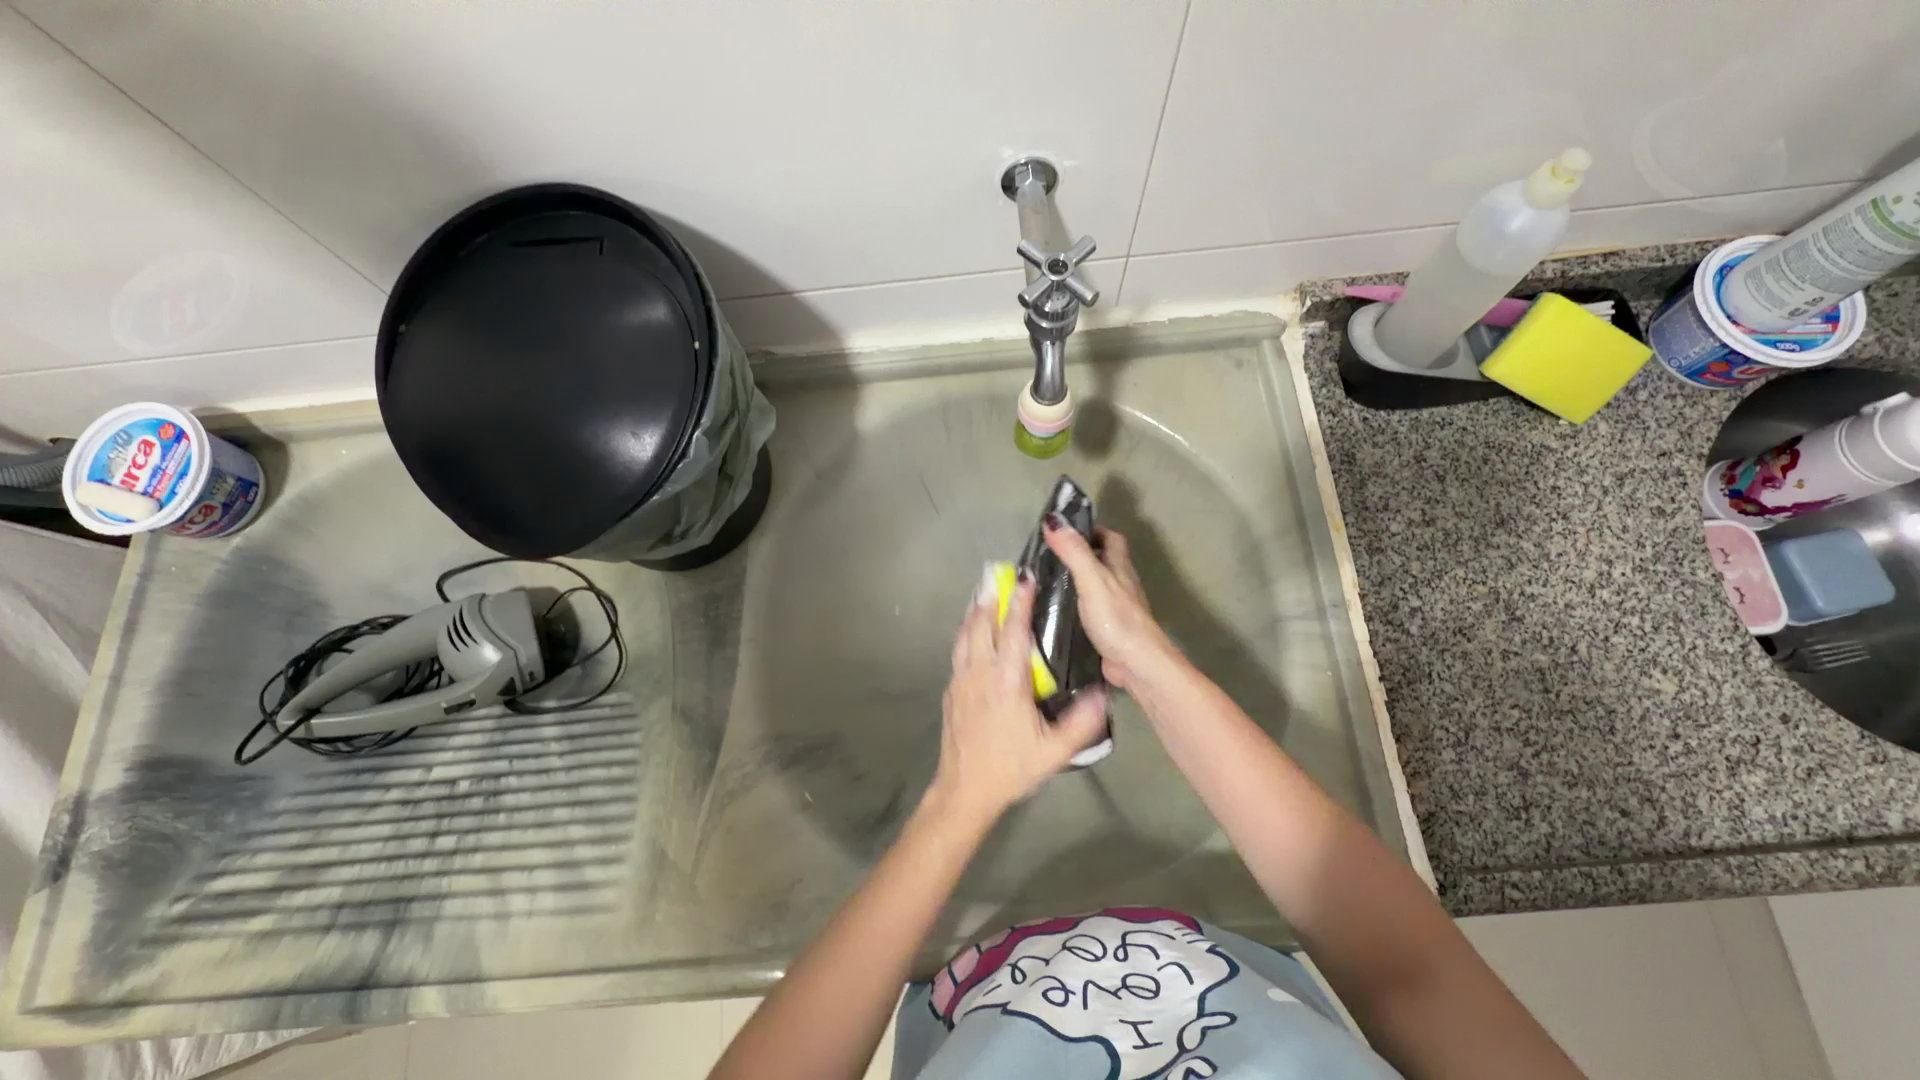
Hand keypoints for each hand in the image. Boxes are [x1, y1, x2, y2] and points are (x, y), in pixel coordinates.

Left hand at [929, 570, 1109, 821]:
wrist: (964, 791)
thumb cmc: (1011, 769)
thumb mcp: (1055, 752)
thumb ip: (1082, 722)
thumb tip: (1104, 692)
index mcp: (1006, 683)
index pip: (1013, 633)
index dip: (1020, 603)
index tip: (1026, 577)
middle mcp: (979, 674)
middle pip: (981, 625)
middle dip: (991, 597)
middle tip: (1000, 574)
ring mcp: (961, 681)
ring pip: (965, 635)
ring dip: (975, 611)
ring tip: (984, 592)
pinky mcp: (951, 692)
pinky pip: (958, 651)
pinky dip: (966, 632)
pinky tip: (971, 631)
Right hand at [1042, 521, 1181, 691]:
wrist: (1136, 664)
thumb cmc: (1117, 619)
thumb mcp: (1092, 580)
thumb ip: (1074, 552)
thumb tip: (1053, 520)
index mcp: (1120, 567)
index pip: (1111, 539)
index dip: (1092, 530)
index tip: (1065, 531)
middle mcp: (1121, 584)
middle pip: (1103, 561)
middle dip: (1080, 555)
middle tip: (1050, 557)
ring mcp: (1116, 609)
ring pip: (1096, 587)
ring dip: (1075, 582)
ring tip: (1045, 582)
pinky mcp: (1108, 630)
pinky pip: (1089, 612)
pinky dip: (1074, 608)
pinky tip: (1055, 614)